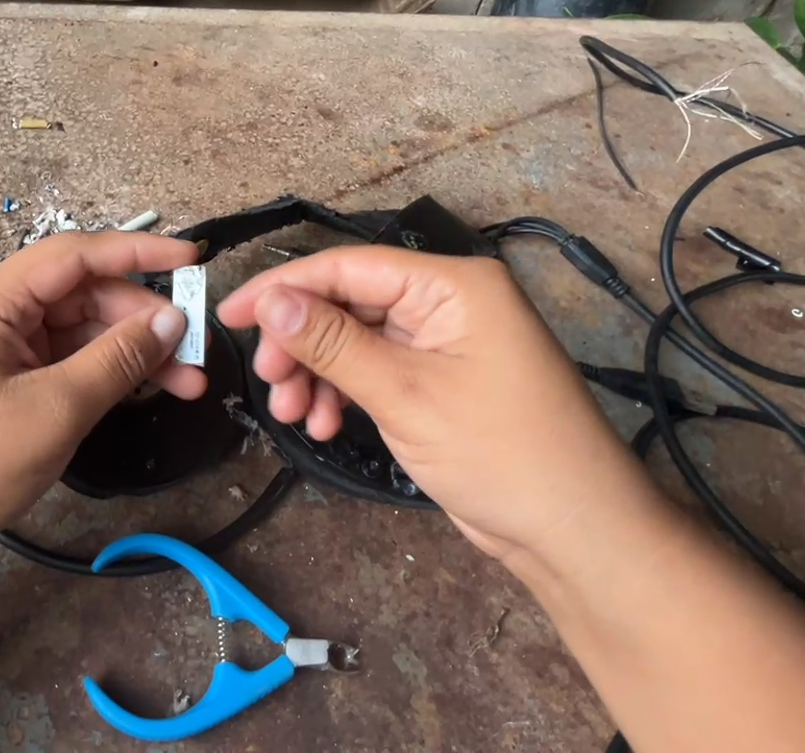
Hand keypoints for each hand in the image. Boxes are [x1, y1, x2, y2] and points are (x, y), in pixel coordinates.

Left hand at [0, 232, 205, 565]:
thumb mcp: (57, 409)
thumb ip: (118, 358)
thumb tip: (173, 319)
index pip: (72, 255)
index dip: (136, 251)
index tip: (191, 259)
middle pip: (81, 294)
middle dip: (140, 319)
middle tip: (195, 351)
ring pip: (80, 327)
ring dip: (131, 350)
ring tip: (187, 381)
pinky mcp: (7, 372)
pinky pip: (66, 356)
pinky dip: (106, 370)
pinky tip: (149, 386)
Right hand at [215, 246, 660, 569]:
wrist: (574, 536)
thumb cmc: (501, 454)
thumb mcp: (405, 394)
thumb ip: (331, 343)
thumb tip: (269, 301)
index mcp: (450, 284)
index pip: (345, 267)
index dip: (281, 287)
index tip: (230, 315)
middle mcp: (442, 302)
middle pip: (343, 303)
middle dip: (299, 343)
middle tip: (270, 382)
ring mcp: (437, 341)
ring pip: (349, 339)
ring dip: (314, 373)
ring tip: (294, 414)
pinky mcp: (432, 377)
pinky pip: (368, 368)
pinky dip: (339, 393)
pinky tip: (325, 425)